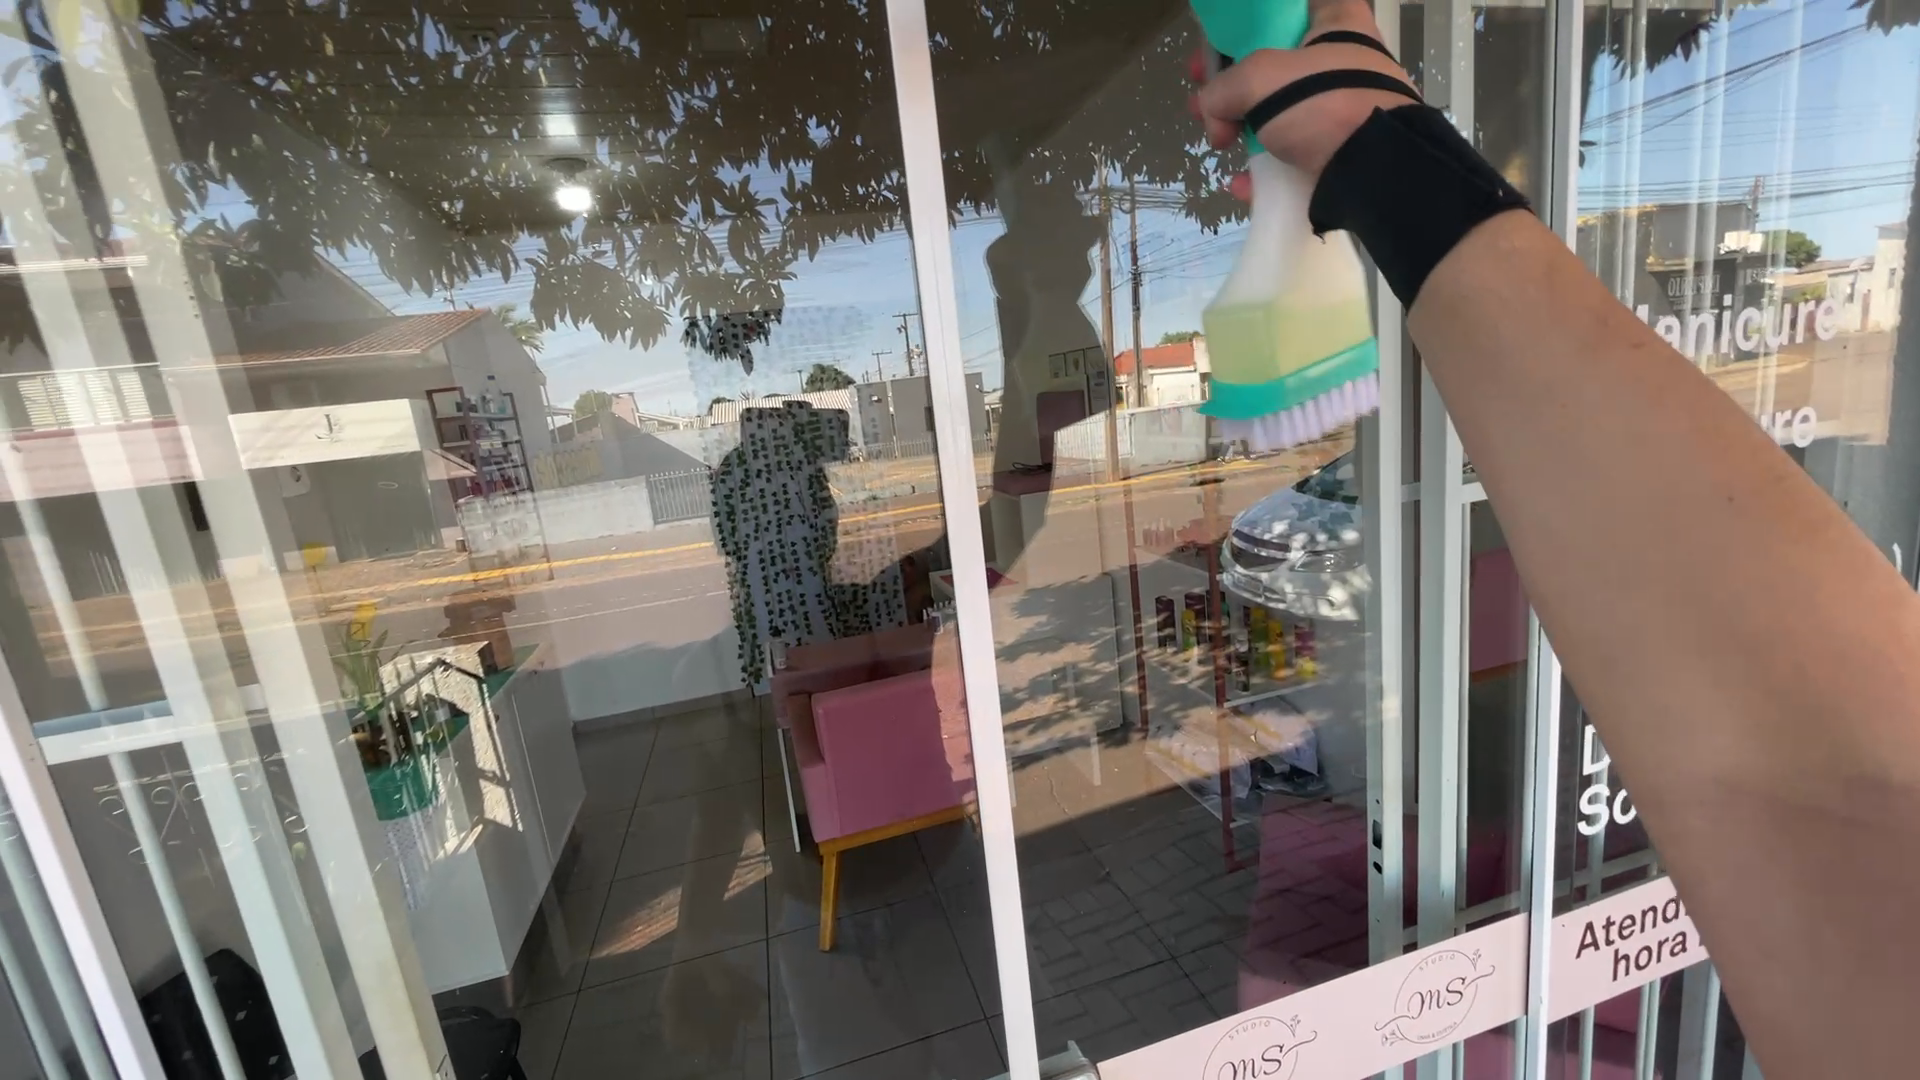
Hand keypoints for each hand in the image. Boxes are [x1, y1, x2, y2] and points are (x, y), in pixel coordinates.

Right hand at [1188, 0, 1418, 178]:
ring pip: (1277, 112)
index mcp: (1335, 21)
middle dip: (1234, 83)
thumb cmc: (1322, 102)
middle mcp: (1337, 61)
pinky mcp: (1331, 151)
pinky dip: (1261, 170)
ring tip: (1219, 142)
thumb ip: (1223, 87)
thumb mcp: (1260, 80)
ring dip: (1242, 129)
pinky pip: (1287, 156)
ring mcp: (1335, 109)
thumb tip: (1209, 112)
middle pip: (1274, 64)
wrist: (1369, 166)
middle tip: (1205, 100)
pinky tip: (1241, 182)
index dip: (1247, 24)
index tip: (1216, 44)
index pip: (1287, 8)